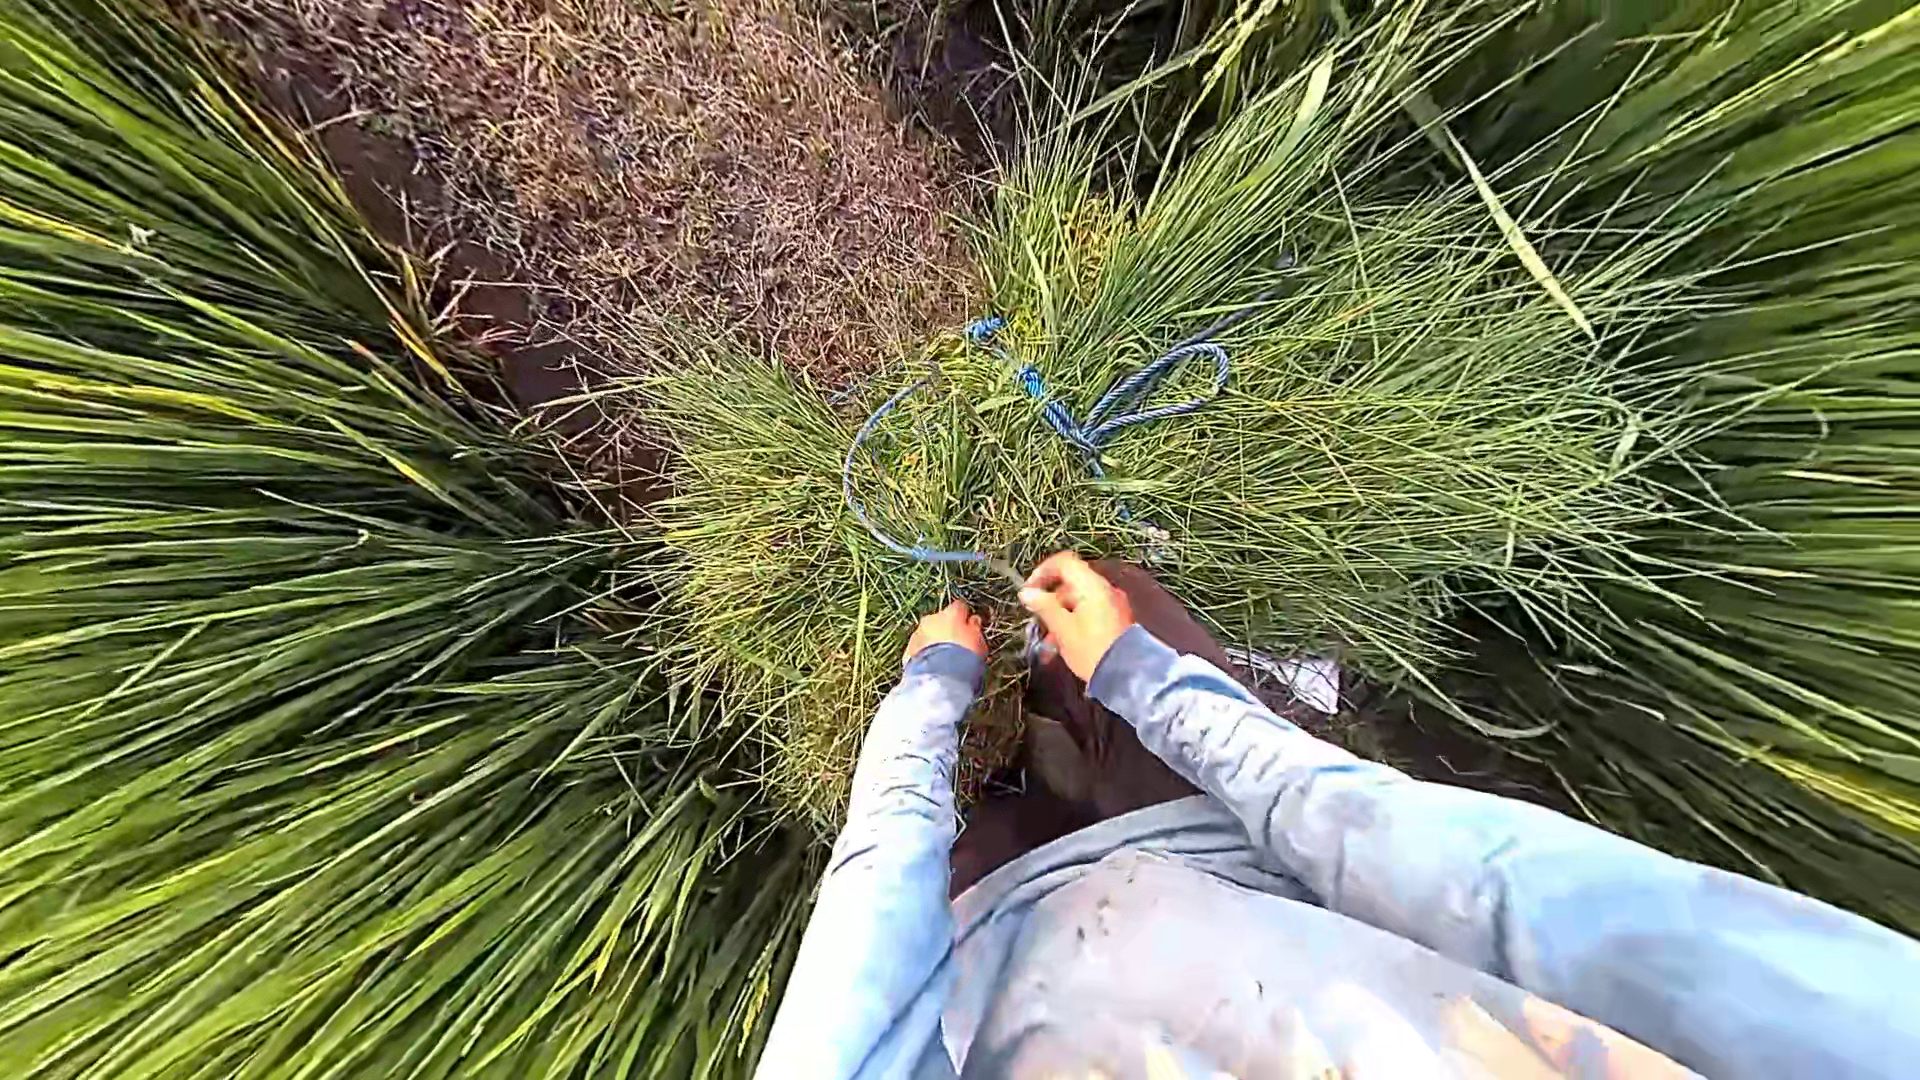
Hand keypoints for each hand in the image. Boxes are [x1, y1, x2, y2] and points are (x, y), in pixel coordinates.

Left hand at [904, 598, 985, 664]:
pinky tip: (934, 664)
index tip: (969, 625)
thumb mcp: (979, 643)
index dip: (964, 616)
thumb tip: (974, 621)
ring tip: (944, 657)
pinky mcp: (909, 648)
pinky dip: (925, 652)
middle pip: (941, 618)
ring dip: (934, 641)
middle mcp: (933, 618)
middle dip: (947, 628)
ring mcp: (919, 632)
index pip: (960, 606)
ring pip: (928, 632)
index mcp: (952, 613)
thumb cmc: (964, 658)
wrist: (941, 677)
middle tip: (956, 644)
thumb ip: (975, 628)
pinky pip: (919, 646)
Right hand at [1018, 552, 1133, 680]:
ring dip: (1059, 617)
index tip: (1029, 590)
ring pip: (1078, 602)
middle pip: (1070, 584)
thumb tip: (1027, 592)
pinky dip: (1073, 624)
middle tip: (1036, 621)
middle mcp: (1105, 590)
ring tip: (1048, 643)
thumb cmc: (1092, 650)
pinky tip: (1063, 646)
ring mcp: (1113, 605)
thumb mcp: (1063, 628)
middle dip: (1050, 602)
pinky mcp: (1116, 621)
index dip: (1043, 572)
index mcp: (1092, 586)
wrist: (1129, 676)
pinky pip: (1089, 614)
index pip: (1064, 563)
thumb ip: (1044, 606)